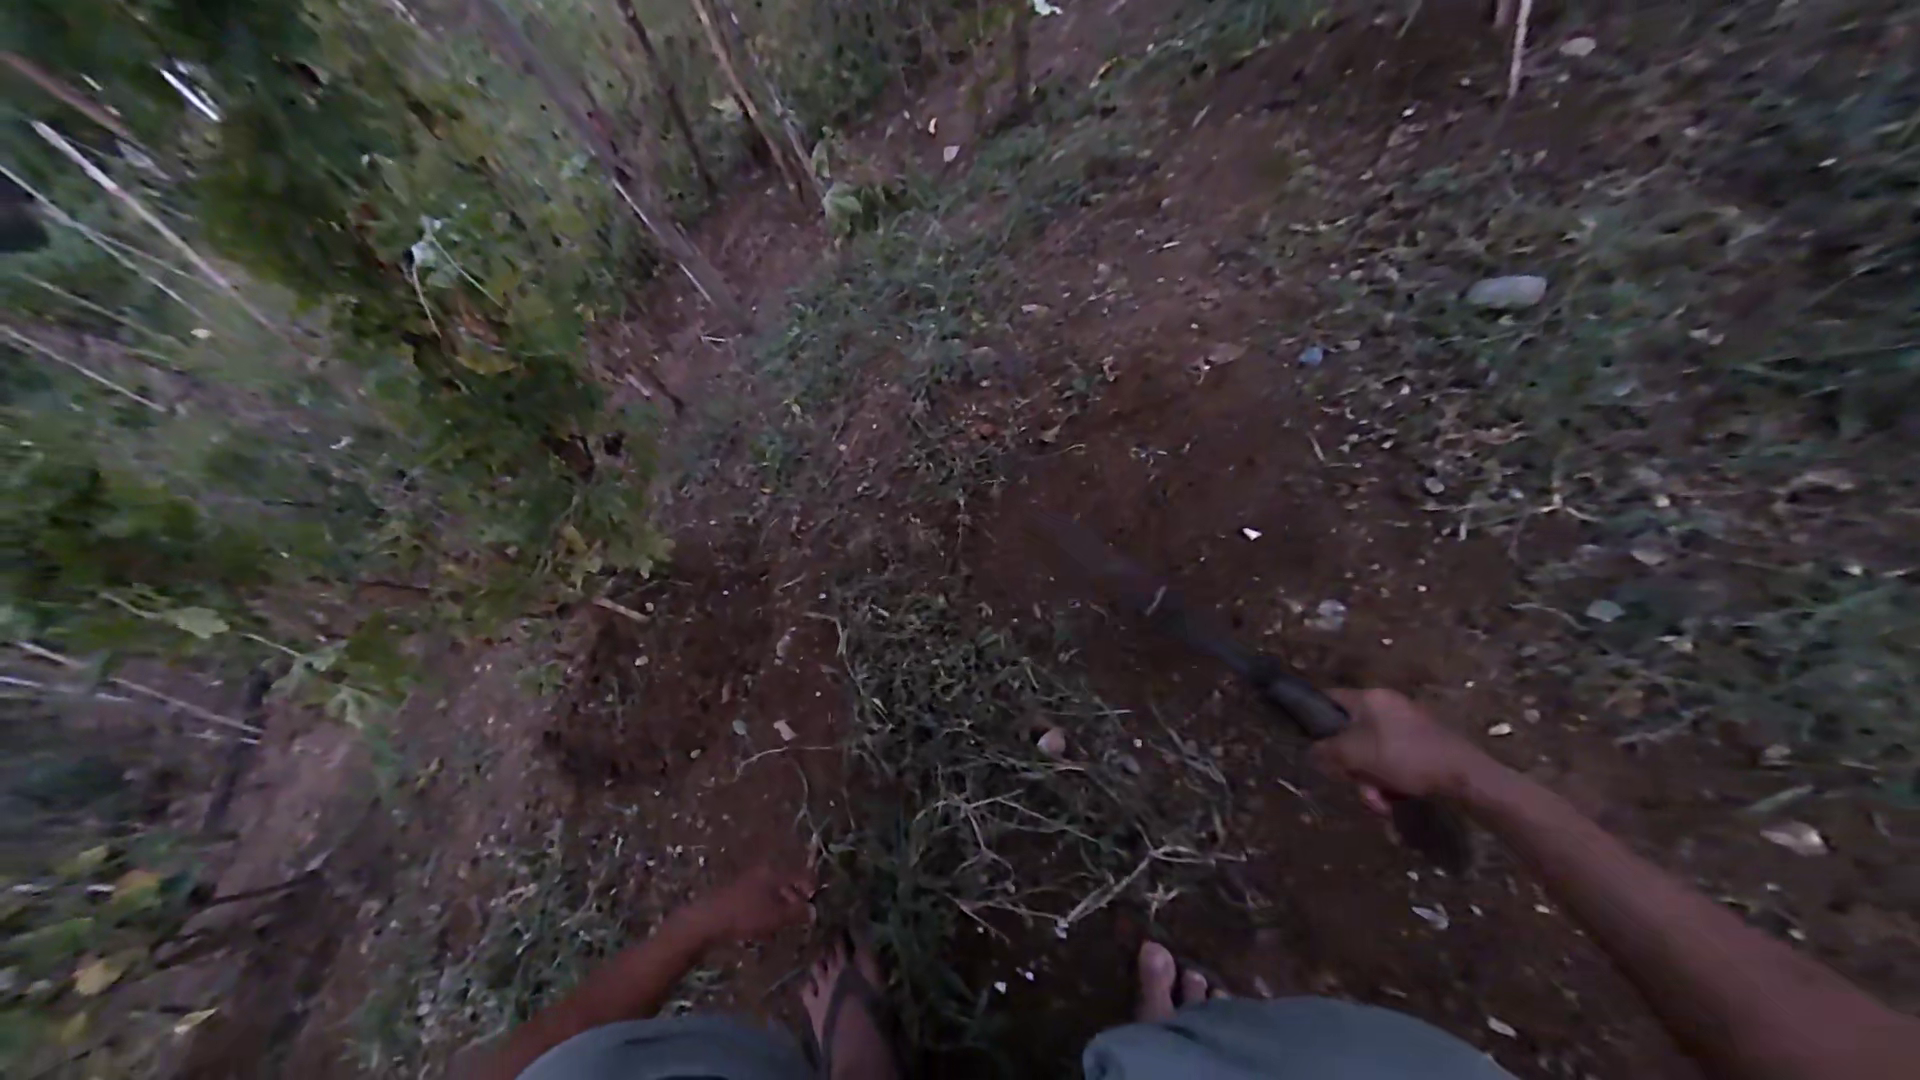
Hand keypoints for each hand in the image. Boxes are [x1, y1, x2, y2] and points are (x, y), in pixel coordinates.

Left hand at [684, 864, 815, 943]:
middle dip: (796, 896)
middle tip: (801, 913)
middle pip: (786, 880)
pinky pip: (759, 897)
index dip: (811, 885)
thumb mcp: (776, 917)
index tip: (817, 899)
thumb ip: (797, 913)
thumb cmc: (746, 915)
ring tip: (784, 922)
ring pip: (772, 890)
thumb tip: (813, 911)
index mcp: (775, 872)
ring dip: (781, 904)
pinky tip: (765, 927)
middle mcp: (763, 872)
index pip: (800, 873)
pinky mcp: (736, 893)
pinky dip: (767, 908)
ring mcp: (748, 881)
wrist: (707, 920)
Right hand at [1312, 689, 1495, 808]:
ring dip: (1370, 780)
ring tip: (1380, 801)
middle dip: (1351, 766)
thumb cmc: (1405, 757)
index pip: (1328, 698)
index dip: (1314, 717)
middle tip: (1356, 784)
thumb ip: (1325, 751)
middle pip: (1351, 734)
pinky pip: (1394, 760)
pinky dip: (1390, 781)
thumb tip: (1313, 752)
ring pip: (1372, 753)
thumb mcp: (1353, 755)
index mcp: (1370, 697)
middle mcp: (1388, 705)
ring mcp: (1409, 725)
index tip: (1313, 742)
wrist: (1469, 778)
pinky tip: (1395, 799)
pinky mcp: (1426, 745)